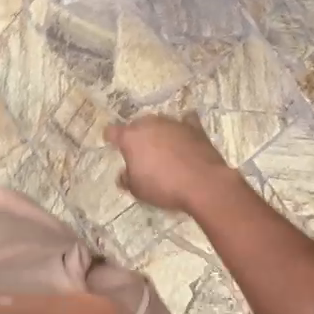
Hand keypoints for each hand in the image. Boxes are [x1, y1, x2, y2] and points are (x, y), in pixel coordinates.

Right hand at [105, 113, 235, 213]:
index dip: (110, 137)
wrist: (203, 183)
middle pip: (137, 125)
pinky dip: (183, 129)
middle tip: (142, 153)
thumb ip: (127, 179)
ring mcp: (171, 122)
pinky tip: (185, 135)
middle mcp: (148, 123)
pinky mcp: (193, 127)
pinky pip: (185, 123)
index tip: (110, 142)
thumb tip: (122, 175)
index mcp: (130, 137)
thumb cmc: (164, 187)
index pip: (113, 131)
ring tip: (164, 149)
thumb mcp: (139, 190)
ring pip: (159, 123)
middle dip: (138, 136)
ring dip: (159, 133)